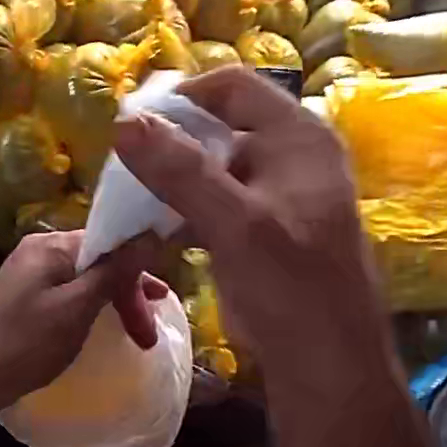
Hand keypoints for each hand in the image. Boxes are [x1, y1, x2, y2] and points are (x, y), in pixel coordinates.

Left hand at [0, 231, 167, 413]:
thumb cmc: (28, 343)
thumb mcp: (77, 308)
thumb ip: (114, 272)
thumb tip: (150, 235)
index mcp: (49, 245)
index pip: (108, 244)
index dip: (136, 273)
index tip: (160, 303)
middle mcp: (38, 250)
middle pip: (98, 262)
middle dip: (127, 295)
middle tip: (147, 335)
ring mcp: (29, 273)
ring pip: (85, 280)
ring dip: (112, 303)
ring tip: (138, 334)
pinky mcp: (25, 295)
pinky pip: (69, 292)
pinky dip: (91, 308)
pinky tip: (104, 323)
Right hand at [113, 67, 392, 409]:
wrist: (322, 357)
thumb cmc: (290, 284)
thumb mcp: (234, 222)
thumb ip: (180, 170)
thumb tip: (124, 123)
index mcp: (296, 137)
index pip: (232, 88)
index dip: (182, 97)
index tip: (134, 126)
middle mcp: (288, 156)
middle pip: (220, 126)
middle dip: (172, 144)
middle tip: (128, 167)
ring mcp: (274, 194)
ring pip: (212, 168)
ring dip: (173, 181)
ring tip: (134, 199)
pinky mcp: (260, 229)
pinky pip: (215, 203)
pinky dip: (185, 210)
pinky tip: (156, 229)